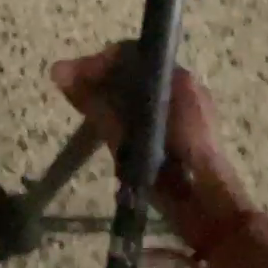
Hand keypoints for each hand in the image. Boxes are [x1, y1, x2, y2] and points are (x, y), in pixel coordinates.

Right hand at [49, 45, 262, 250]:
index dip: (96, 63)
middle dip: (101, 82)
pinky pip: (152, 110)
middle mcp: (185, 85)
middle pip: (133, 70)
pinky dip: (129, 115)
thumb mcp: (123, 134)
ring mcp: (190, 108)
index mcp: (176, 78)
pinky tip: (116, 134)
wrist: (209, 214)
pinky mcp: (189, 130)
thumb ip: (90, 100)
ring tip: (92, 118)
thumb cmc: (168, 168)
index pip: (127, 53)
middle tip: (77, 99)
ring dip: (113, 100)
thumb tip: (58, 71)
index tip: (73, 79)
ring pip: (141, 92)